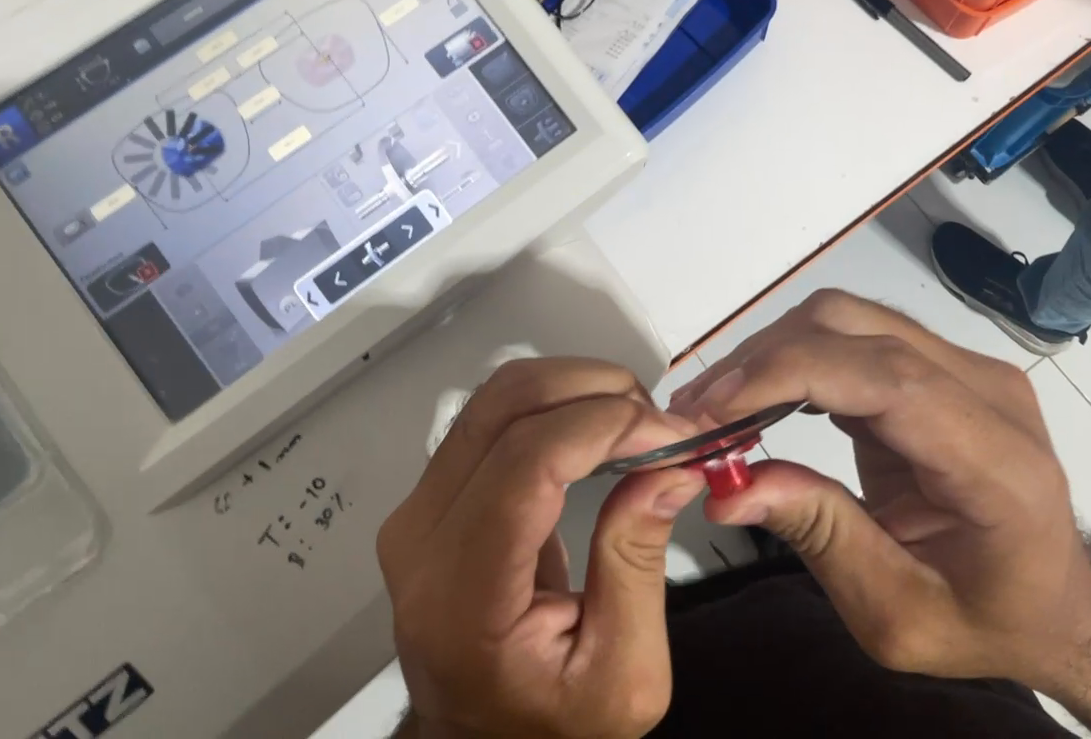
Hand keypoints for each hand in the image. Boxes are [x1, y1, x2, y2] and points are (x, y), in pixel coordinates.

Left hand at [378, 358, 706, 738]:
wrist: (480, 737)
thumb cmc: (549, 722)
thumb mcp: (621, 675)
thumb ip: (638, 566)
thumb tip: (669, 468)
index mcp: (461, 597)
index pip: (525, 462)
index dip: (603, 426)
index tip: (672, 432)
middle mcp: (420, 537)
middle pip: (503, 408)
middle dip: (593, 390)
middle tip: (660, 419)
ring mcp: (418, 508)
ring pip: (496, 396)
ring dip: (575, 387)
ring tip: (635, 420)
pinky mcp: (432, 492)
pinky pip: (492, 415)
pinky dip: (555, 401)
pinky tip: (599, 424)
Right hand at [667, 290, 1090, 692]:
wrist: (1056, 600)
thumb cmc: (986, 619)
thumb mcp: (898, 613)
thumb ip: (819, 536)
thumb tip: (726, 485)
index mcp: (997, 462)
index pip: (886, 379)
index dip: (790, 374)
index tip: (712, 408)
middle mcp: (988, 391)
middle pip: (855, 328)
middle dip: (763, 360)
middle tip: (697, 415)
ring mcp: (965, 367)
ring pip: (846, 318)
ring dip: (770, 352)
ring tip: (717, 407)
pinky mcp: (938, 363)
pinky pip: (851, 335)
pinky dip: (793, 357)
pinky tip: (758, 398)